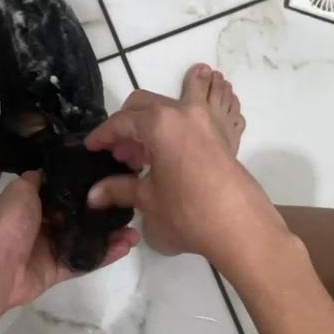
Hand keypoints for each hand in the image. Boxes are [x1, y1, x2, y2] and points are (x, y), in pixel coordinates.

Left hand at [0, 173, 140, 309]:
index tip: (110, 182)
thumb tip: (51, 169)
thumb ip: (38, 179)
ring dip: (109, 236)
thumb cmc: (10, 221)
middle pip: (78, 218)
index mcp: (32, 204)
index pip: (63, 194)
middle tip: (129, 208)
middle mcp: (43, 225)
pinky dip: (105, 255)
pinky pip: (84, 262)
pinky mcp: (58, 271)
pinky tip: (126, 247)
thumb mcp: (22, 189)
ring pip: (85, 240)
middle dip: (102, 214)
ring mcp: (51, 250)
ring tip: (134, 231)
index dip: (85, 189)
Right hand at [84, 91, 287, 270]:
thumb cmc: (188, 212)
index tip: (93, 149)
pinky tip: (170, 157)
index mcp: (159, 122)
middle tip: (121, 156)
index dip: (103, 136)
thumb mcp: (147, 200)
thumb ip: (117, 189)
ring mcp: (205, 120)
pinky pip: (190, 119)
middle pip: (144, 105)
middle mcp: (182, 111)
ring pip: (168, 109)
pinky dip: (174, 129)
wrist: (240, 228)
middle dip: (126, 127)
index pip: (121, 121)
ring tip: (144, 159)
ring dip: (151, 125)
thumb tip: (93, 194)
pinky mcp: (221, 134)